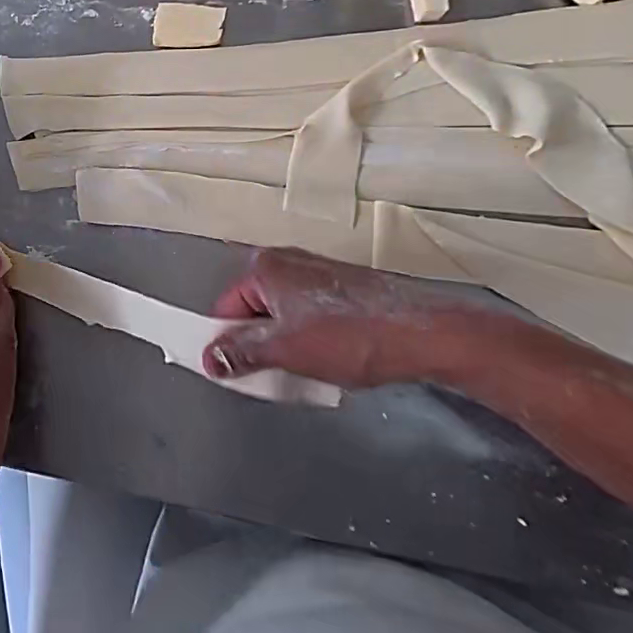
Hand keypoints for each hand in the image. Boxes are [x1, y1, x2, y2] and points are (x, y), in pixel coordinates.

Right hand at [202, 247, 515, 389]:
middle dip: (260, 342)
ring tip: (307, 368)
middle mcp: (286, 260)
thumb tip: (209, 359)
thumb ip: (241, 353)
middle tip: (277, 372)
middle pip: (253, 308)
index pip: (226, 308)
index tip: (240, 372)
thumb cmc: (349, 339)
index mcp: (265, 267)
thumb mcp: (286, 352)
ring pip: (282, 312)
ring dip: (286, 342)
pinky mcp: (339, 285)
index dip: (229, 342)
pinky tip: (329, 356)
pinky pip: (307, 311)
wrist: (423, 335)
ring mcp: (316, 270)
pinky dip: (309, 335)